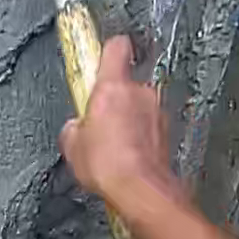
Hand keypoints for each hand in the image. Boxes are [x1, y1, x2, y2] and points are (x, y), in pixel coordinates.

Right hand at [59, 36, 192, 225]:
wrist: (140, 191)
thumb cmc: (109, 165)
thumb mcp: (73, 147)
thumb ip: (72, 128)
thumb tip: (74, 128)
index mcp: (113, 86)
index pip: (115, 47)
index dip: (107, 52)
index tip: (99, 61)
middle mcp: (140, 93)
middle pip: (126, 84)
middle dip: (114, 100)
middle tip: (101, 122)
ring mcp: (157, 113)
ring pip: (140, 108)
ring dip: (129, 121)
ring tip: (115, 146)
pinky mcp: (167, 134)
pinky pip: (149, 128)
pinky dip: (140, 138)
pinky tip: (128, 158)